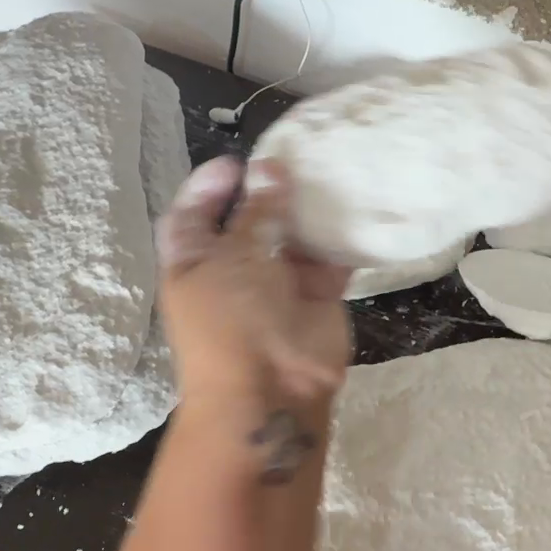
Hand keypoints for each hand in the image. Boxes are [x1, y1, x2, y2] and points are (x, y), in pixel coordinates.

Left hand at [155, 157, 352, 410]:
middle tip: (299, 163)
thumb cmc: (233, 320)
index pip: (196, 211)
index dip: (214, 184)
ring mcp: (279, 285)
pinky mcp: (318, 298)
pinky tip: (356, 216)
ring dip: (310, 215)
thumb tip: (271, 168)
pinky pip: (331, 263)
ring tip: (332, 180)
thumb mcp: (236, 257)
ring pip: (295, 240)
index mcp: (194, 259)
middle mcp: (236, 269)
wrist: (272, 390)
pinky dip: (342, 244)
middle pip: (252, 221)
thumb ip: (258, 212)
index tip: (242, 160)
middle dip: (272, 194)